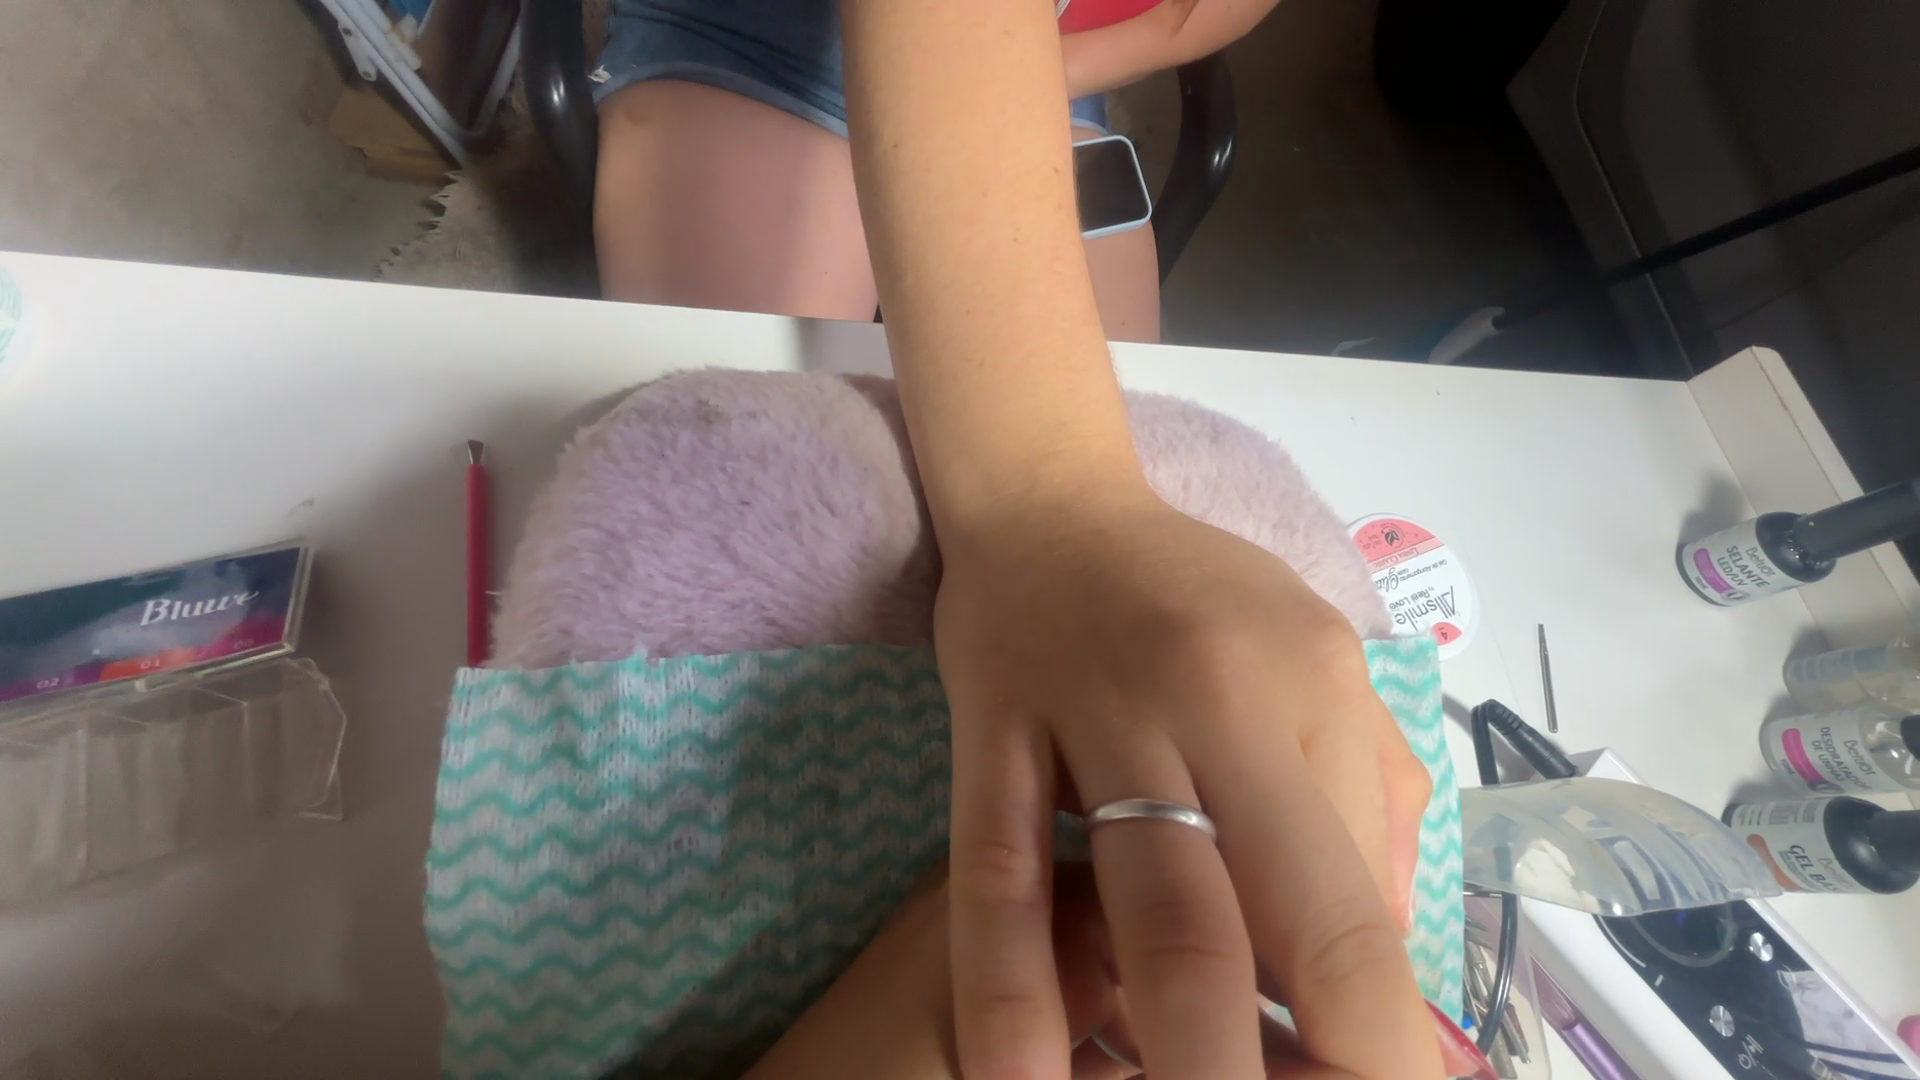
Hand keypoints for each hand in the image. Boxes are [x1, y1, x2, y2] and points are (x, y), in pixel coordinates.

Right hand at [938, 481, 1444, 1078]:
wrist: (1049, 507)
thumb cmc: (1189, 586)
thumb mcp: (1312, 652)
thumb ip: (1362, 786)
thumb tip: (1381, 944)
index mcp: (1302, 680)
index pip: (1357, 898)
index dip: (1377, 1042)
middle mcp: (1206, 695)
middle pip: (1265, 913)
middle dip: (1285, 1073)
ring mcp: (1089, 708)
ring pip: (1139, 901)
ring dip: (1173, 1048)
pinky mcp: (991, 724)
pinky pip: (995, 865)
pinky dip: (1005, 981)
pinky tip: (1016, 1073)